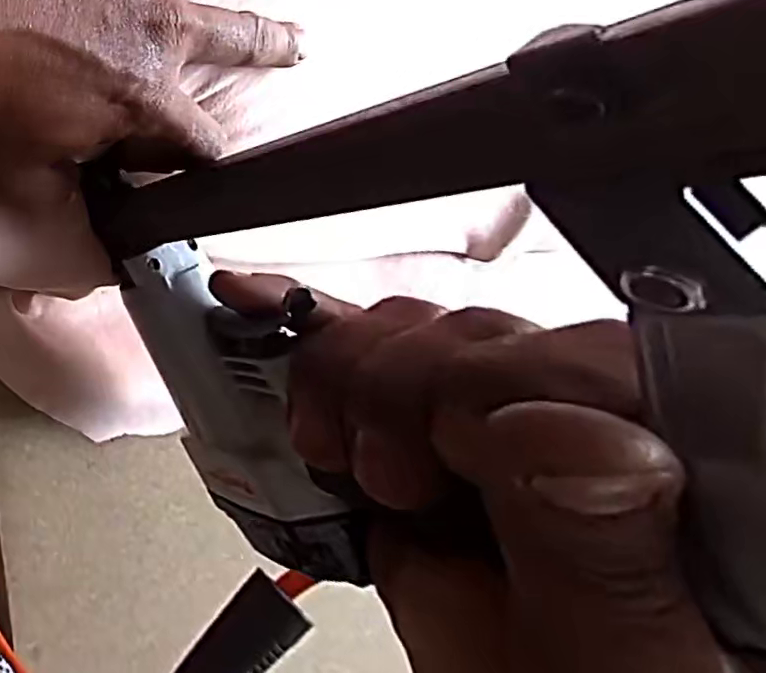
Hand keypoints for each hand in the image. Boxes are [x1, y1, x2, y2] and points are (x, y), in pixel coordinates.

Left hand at [0, 0, 300, 196]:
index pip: (193, 141)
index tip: (194, 156)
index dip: (195, 156)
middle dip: (270, 44)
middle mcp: (158, 29)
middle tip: (298, 43)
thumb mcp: (4, 167)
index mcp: (137, 100)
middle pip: (235, 38)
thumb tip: (71, 199)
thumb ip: (50, 186)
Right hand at [210, 272, 733, 672]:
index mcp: (691, 470)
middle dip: (398, 391)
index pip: (591, 360)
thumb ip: (601, 553)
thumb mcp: (618, 660)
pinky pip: (354, 340)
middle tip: (390, 477)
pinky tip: (253, 306)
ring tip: (339, 449)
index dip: (495, 389)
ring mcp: (494, 412)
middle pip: (479, 337)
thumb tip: (573, 432)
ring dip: (341, 375)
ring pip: (407, 329)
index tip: (449, 459)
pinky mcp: (413, 411)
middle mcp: (595, 422)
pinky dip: (298, 325)